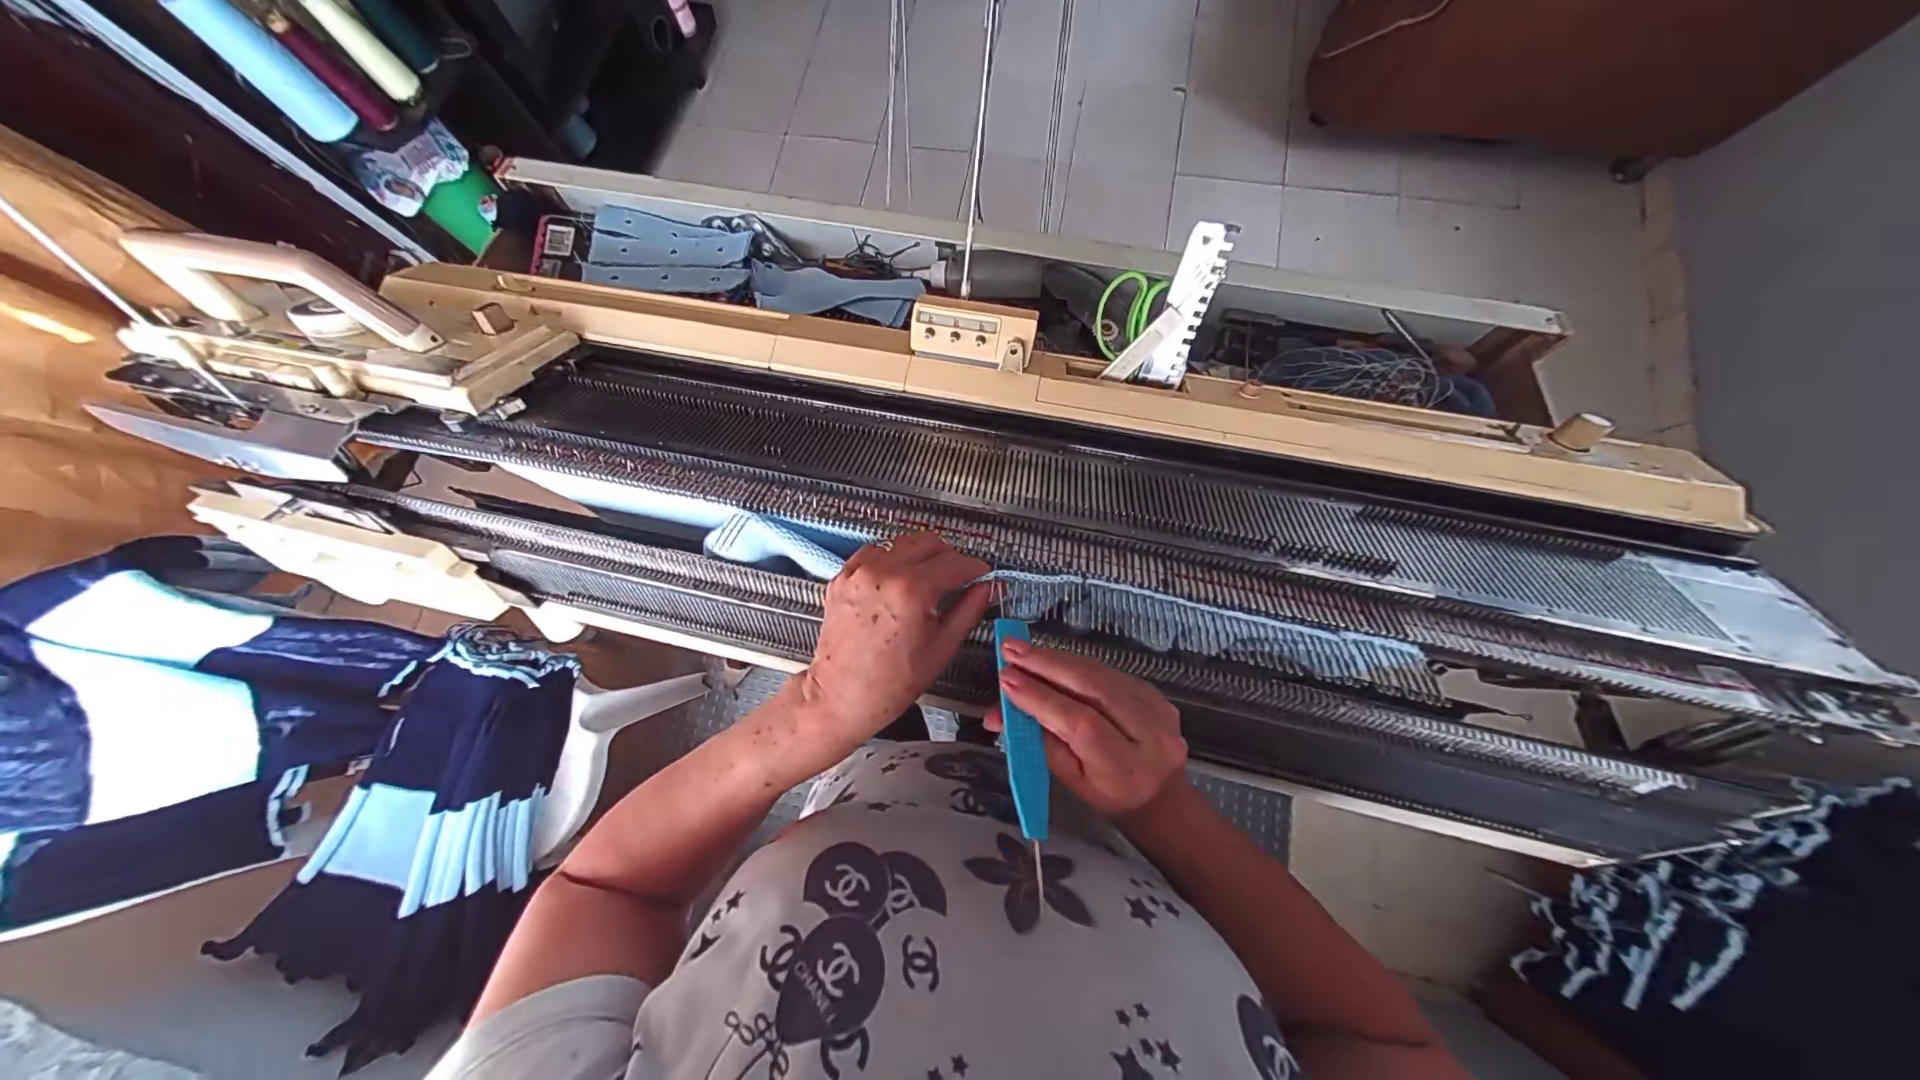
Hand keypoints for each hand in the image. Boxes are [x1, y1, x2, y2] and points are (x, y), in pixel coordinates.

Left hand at [798, 532, 992, 758]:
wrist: (841, 697)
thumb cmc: (888, 683)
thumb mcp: (941, 648)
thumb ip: (968, 610)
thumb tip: (986, 588)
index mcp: (911, 591)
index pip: (955, 562)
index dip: (975, 568)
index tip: (982, 574)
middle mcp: (882, 573)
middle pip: (930, 542)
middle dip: (950, 557)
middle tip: (958, 578)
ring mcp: (859, 572)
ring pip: (902, 542)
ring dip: (921, 555)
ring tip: (928, 581)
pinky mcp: (843, 577)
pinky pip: (875, 552)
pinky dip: (892, 560)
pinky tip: (899, 581)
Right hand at [986, 640, 1188, 818]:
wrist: (1161, 796)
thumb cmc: (1108, 794)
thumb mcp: (1071, 780)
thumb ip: (1041, 741)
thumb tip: (1002, 709)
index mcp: (1125, 769)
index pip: (1081, 724)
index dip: (1041, 698)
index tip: (1006, 679)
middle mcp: (1150, 736)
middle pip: (1094, 688)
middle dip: (1046, 665)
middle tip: (1010, 650)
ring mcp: (1158, 710)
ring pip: (1100, 673)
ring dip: (1057, 658)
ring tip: (1022, 650)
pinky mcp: (1156, 693)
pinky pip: (1109, 671)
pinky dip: (1075, 663)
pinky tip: (1050, 658)